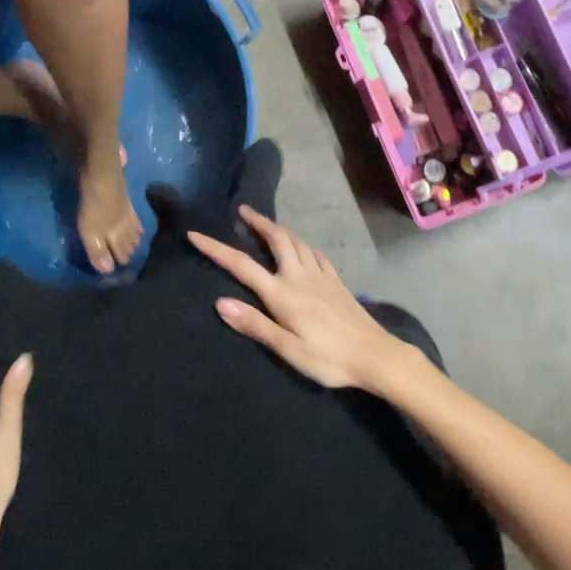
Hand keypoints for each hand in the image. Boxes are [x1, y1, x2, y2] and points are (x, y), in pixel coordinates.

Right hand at [188, 206, 416, 390]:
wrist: (375, 355)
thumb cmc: (328, 358)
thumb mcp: (287, 349)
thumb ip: (254, 324)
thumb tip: (220, 302)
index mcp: (283, 294)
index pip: (242, 266)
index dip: (216, 249)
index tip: (196, 233)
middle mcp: (300, 277)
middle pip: (276, 240)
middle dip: (258, 222)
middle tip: (242, 211)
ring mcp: (321, 277)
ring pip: (297, 242)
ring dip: (279, 229)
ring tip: (267, 225)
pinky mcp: (337, 282)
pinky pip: (316, 254)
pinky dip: (303, 245)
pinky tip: (304, 248)